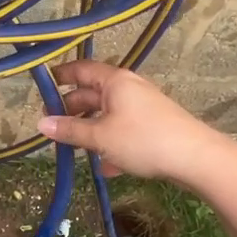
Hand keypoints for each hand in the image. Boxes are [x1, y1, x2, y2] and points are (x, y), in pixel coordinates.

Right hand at [36, 59, 218, 180]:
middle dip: (72, 108)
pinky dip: (111, 142)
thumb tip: (41, 124)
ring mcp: (143, 107)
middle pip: (93, 93)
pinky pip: (123, 129)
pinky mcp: (153, 126)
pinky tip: (106, 167)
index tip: (43, 86)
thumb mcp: (100, 137)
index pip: (81, 70)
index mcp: (114, 81)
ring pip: (108, 113)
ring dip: (90, 128)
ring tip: (74, 147)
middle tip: (52, 124)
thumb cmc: (142, 140)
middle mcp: (128, 88)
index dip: (61, 76)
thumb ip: (70, 130)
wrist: (196, 158)